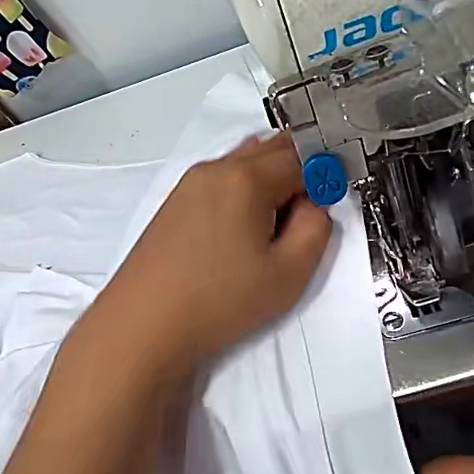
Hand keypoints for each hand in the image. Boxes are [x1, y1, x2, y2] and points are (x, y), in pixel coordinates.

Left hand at [89, 133, 332, 376]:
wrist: (145, 325)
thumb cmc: (219, 301)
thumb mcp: (289, 272)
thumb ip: (316, 228)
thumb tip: (313, 205)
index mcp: (245, 178)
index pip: (301, 156)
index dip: (323, 176)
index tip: (328, 204)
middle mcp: (214, 169)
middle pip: (271, 149)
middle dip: (297, 172)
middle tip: (303, 218)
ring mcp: (189, 183)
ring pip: (244, 163)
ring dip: (268, 181)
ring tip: (272, 228)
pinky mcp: (175, 202)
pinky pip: (220, 180)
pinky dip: (241, 192)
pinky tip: (240, 233)